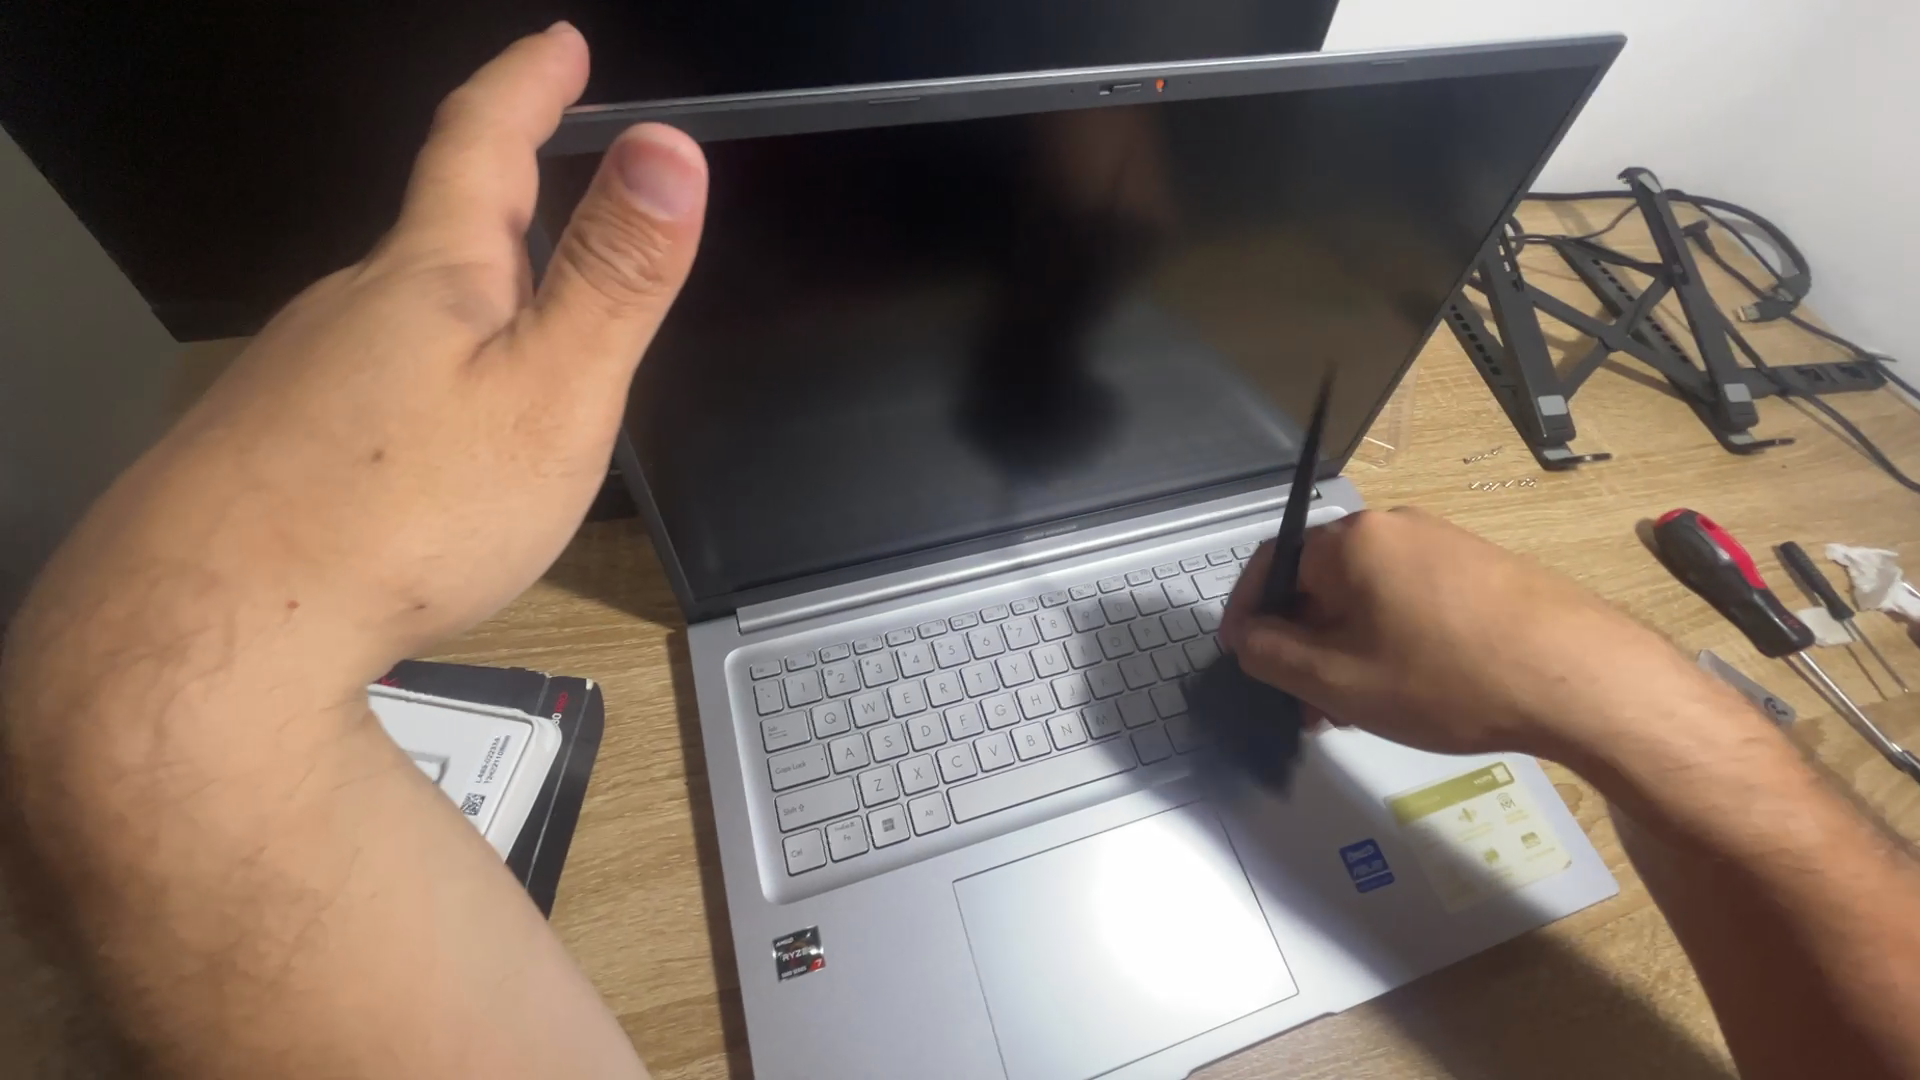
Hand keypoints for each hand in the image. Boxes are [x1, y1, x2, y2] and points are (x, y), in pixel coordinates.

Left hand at [0, 28, 702, 1079]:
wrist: (223, 639)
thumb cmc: (415, 510)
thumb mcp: (556, 391)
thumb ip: (618, 279)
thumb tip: (671, 152)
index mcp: (431, 280)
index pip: (480, 146)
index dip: (527, 87)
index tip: (563, 46)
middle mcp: (354, 308)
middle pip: (444, 236)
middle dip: (511, 206)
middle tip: (569, 201)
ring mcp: (307, 377)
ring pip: (414, 318)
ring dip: (480, 307)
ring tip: (533, 345)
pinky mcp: (286, 446)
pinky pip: (382, 387)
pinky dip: (436, 384)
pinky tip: (448, 443)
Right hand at [1219, 508, 1703, 762]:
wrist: (1589, 684)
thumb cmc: (1446, 677)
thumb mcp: (1336, 679)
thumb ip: (1269, 656)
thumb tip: (1246, 638)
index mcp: (1351, 540)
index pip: (1272, 564)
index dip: (1246, 613)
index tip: (1241, 657)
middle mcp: (1394, 528)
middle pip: (1319, 582)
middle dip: (1300, 641)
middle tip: (1300, 696)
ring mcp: (1444, 545)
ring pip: (1364, 597)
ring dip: (1341, 647)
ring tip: (1350, 704)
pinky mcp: (1481, 570)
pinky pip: (1407, 600)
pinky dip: (1385, 640)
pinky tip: (1400, 687)